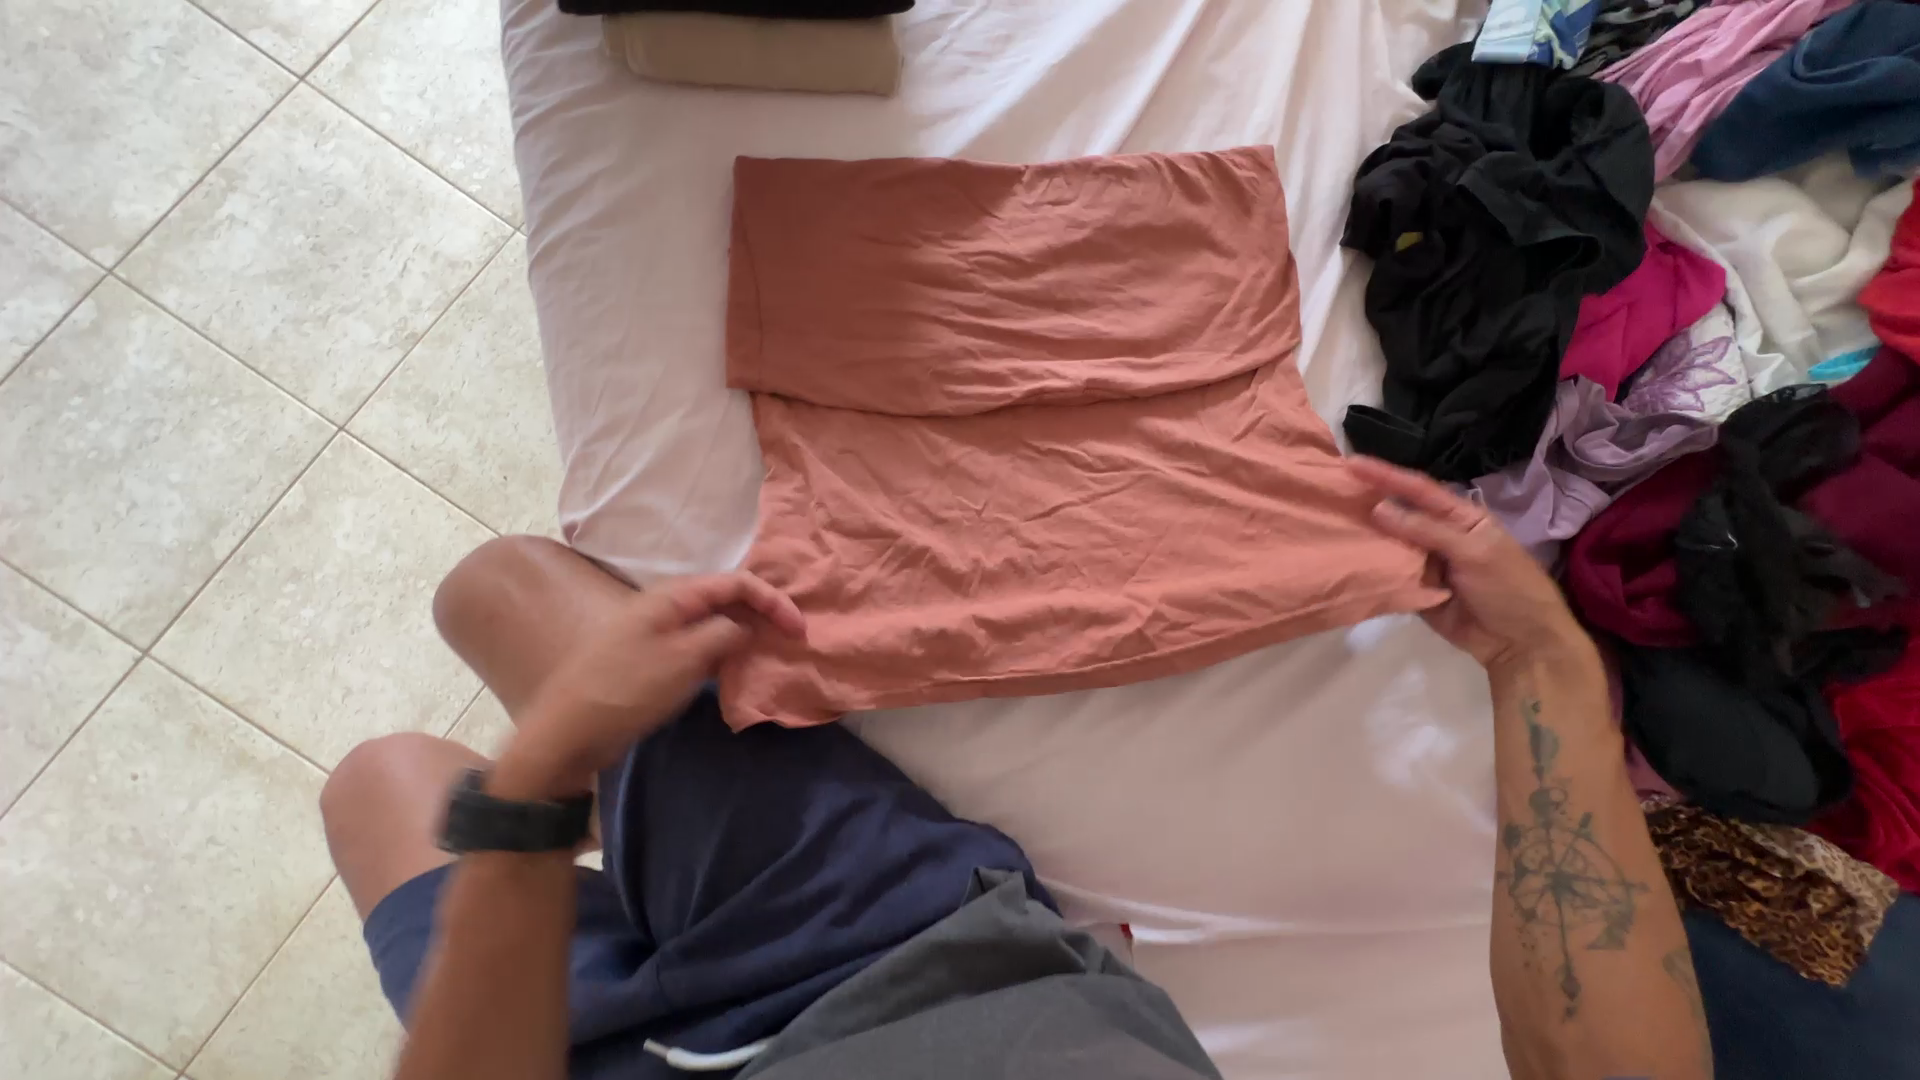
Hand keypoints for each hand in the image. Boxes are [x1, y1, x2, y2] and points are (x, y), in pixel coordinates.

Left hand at [491, 573, 805, 797]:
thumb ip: (724, 634)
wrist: (568, 733)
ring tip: (775, 652)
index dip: (773, 600)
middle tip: (794, 639)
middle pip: (728, 597)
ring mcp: (661, 632)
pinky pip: (703, 644)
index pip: (737, 582)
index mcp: (674, 595)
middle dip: (765, 613)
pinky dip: (727, 651)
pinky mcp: (657, 659)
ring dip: (748, 632)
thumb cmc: (626, 690)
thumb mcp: (684, 660)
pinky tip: (741, 669)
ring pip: (717, 621)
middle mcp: (669, 606)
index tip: (799, 630)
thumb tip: (749, 626)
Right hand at [1348, 457, 1590, 671]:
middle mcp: (1438, 534)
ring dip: (1362, 532)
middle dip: (1367, 500)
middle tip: (1329, 488)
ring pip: (1387, 541)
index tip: (1352, 463)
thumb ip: (1427, 530)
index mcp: (1461, 517)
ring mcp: (1424, 562)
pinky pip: (1386, 572)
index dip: (1386, 475)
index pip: (1419, 490)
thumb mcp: (1474, 552)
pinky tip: (1341, 554)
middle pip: (1397, 512)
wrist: (1520, 642)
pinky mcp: (1412, 587)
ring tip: (1326, 518)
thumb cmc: (1509, 588)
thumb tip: (1378, 509)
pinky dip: (1367, 564)